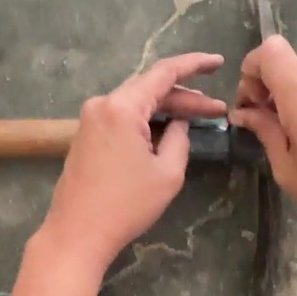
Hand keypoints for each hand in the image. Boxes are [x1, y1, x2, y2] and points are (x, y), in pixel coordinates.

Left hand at [38, 52, 228, 268]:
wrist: (77, 233)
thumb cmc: (126, 205)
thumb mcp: (167, 173)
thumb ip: (180, 138)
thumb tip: (179, 122)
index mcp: (122, 107)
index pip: (164, 72)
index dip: (194, 65)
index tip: (219, 62)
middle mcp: (103, 104)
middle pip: (150, 88)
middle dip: (185, 96)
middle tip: (217, 110)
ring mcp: (91, 120)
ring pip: (136, 103)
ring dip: (167, 109)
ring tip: (198, 117)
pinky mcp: (87, 136)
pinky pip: (122, 117)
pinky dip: (147, 120)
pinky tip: (168, 129)